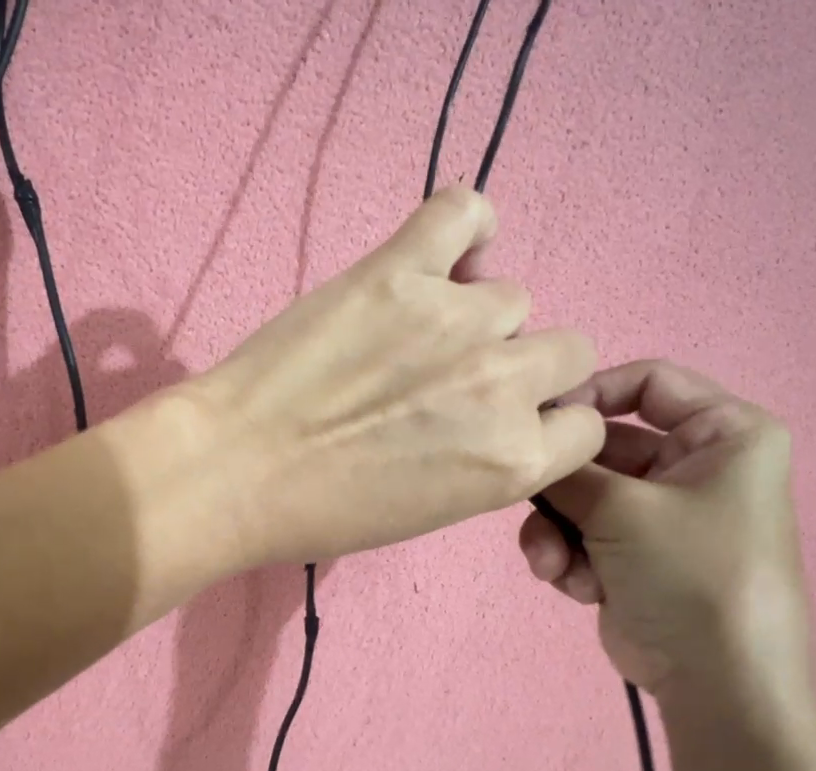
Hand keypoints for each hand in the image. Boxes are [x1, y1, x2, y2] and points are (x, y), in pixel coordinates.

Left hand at [183, 187, 605, 566]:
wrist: (233, 473)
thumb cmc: (319, 514)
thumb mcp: (429, 510)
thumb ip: (485, 460)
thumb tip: (501, 410)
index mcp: (513, 462)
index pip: (582, 423)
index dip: (541, 420)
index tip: (497, 419)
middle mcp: (504, 386)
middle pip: (563, 350)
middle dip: (518, 367)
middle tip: (449, 381)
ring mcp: (455, 320)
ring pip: (510, 295)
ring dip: (473, 315)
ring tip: (411, 335)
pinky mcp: (398, 271)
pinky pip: (463, 212)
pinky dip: (464, 225)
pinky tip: (437, 253)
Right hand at [518, 361, 814, 702]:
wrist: (716, 679)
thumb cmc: (690, 571)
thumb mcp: (622, 508)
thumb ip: (565, 468)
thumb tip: (526, 441)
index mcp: (724, 434)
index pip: (649, 382)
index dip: (592, 393)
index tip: (542, 420)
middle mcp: (694, 466)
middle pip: (604, 448)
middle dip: (564, 485)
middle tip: (525, 497)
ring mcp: (660, 514)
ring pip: (583, 497)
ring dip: (558, 529)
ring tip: (553, 562)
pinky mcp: (633, 555)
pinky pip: (583, 534)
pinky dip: (570, 557)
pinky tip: (575, 586)